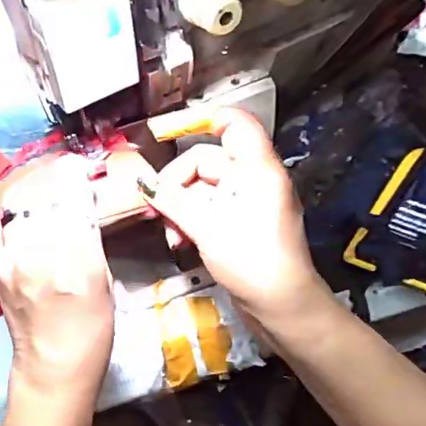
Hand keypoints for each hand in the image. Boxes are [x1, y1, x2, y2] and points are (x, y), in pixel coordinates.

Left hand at [0, 153, 114, 405]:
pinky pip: (4, 229)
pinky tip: (25, 214)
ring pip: (17, 210)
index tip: (79, 167)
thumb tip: (83, 211)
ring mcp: (13, 261)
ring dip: (32, 194)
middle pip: (41, 199)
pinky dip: (15, 216)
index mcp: (75, 259)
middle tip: (64, 178)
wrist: (50, 367)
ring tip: (44, 191)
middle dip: (53, 182)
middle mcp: (40, 254)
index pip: (70, 200)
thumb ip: (90, 242)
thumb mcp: (105, 283)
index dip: (74, 177)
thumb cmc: (90, 334)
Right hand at [139, 109, 333, 337]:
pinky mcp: (239, 223)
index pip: (234, 124)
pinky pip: (207, 209)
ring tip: (171, 234)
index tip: (165, 133)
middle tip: (157, 208)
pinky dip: (189, 221)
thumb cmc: (251, 261)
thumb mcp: (206, 227)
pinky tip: (180, 242)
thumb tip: (144, 184)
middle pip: (206, 161)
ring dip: (179, 208)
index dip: (202, 121)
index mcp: (256, 169)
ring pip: (202, 189)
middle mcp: (253, 179)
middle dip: (177, 183)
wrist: (281, 304)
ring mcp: (247, 202)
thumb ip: (173, 201)